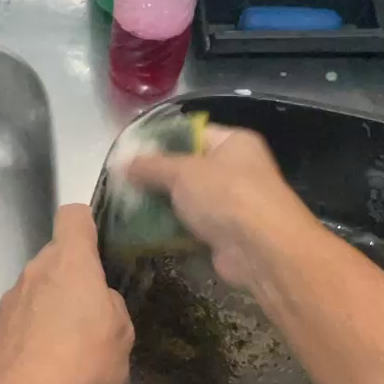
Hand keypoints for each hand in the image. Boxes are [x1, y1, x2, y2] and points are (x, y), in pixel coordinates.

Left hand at [0, 204, 133, 383]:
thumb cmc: (81, 361)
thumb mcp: (123, 336)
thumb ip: (113, 308)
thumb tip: (100, 303)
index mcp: (70, 261)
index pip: (73, 216)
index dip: (89, 225)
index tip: (102, 248)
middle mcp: (36, 270)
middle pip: (58, 257)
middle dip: (76, 277)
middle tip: (97, 311)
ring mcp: (13, 298)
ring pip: (41, 288)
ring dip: (57, 306)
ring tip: (74, 346)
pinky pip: (27, 317)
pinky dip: (39, 331)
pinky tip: (52, 364)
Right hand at [125, 126, 317, 287]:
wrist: (261, 250)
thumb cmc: (226, 195)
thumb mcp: (183, 171)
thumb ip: (151, 166)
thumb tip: (122, 163)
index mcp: (233, 143)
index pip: (192, 134)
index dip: (160, 141)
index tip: (129, 153)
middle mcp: (236, 170)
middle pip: (188, 169)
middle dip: (157, 177)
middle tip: (122, 182)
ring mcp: (231, 204)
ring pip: (188, 200)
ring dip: (161, 205)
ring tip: (126, 206)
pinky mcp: (224, 234)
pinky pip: (191, 226)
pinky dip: (171, 229)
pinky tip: (142, 230)